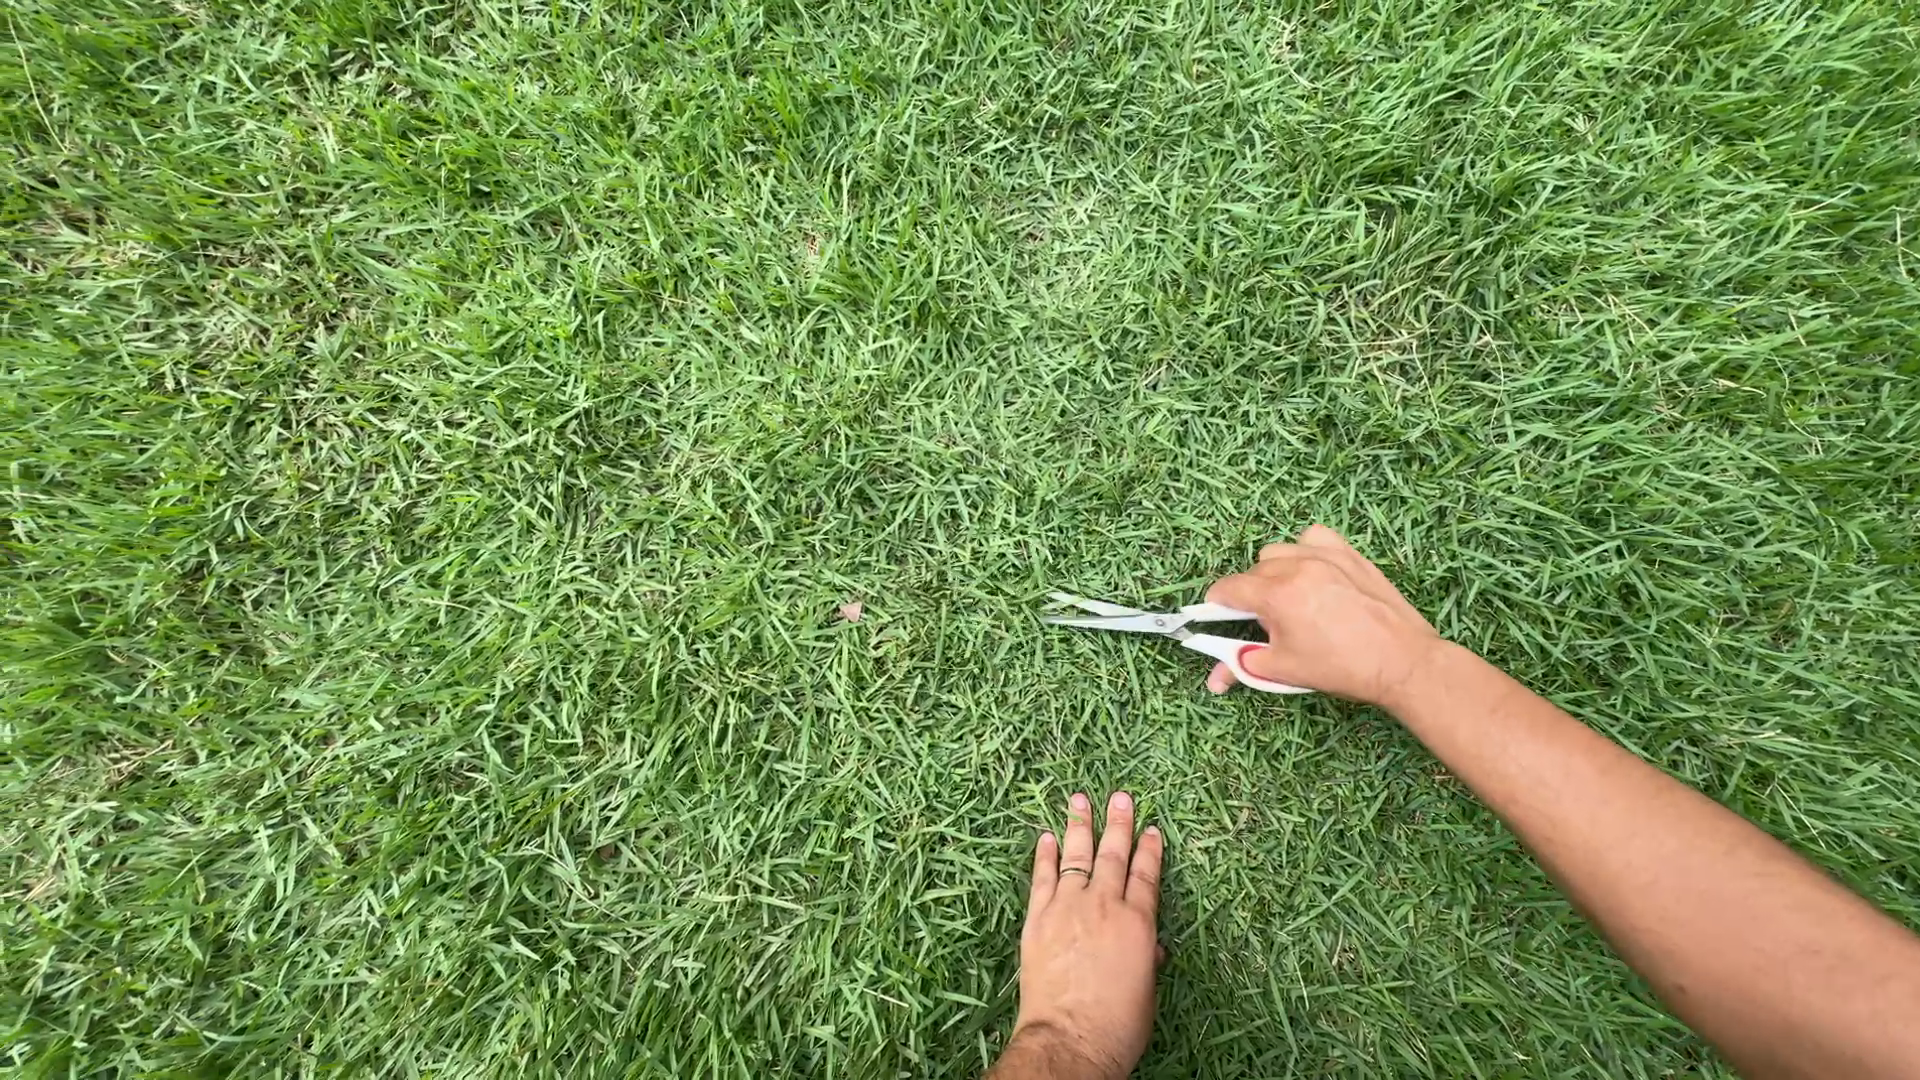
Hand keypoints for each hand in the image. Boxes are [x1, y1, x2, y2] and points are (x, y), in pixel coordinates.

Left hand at [990, 791, 1163, 1079]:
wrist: (1069, 1039)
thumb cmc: (1118, 1026)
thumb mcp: (1146, 992)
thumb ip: (1146, 958)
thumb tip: (1151, 945)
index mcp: (1137, 923)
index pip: (1146, 876)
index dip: (1150, 851)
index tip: (1151, 828)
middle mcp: (1104, 905)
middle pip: (1113, 855)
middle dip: (1118, 823)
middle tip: (1120, 796)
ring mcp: (1068, 906)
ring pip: (1076, 855)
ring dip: (1079, 825)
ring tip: (1079, 798)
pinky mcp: (1038, 916)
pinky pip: (1042, 877)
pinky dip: (1044, 855)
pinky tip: (1045, 837)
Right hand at [1205, 524, 1443, 708]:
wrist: (1404, 663)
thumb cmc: (1341, 668)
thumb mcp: (1283, 670)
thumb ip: (1242, 666)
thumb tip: (1214, 680)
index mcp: (1277, 595)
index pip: (1228, 588)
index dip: (1216, 603)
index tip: (1218, 614)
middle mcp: (1297, 567)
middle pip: (1252, 572)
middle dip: (1250, 594)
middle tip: (1267, 621)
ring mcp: (1325, 556)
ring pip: (1278, 552)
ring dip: (1274, 572)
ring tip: (1290, 597)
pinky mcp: (1349, 554)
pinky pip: (1313, 538)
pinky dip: (1305, 550)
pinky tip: (1313, 573)